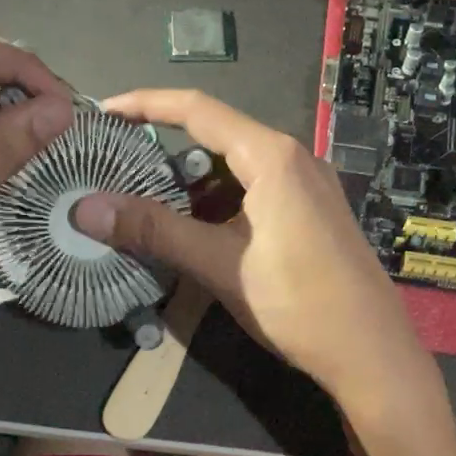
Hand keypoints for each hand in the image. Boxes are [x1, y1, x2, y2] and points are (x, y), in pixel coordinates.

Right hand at [72, 89, 432, 411]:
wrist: (369, 350)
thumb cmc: (296, 302)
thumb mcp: (219, 265)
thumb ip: (155, 231)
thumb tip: (86, 209)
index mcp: (273, 156)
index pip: (197, 110)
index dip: (145, 104)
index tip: (102, 111)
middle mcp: (295, 159)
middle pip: (219, 138)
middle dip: (166, 152)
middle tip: (119, 170)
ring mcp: (310, 187)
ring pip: (239, 171)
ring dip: (195, 186)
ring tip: (148, 207)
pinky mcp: (316, 215)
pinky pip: (259, 194)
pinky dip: (223, 205)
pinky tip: (197, 233)